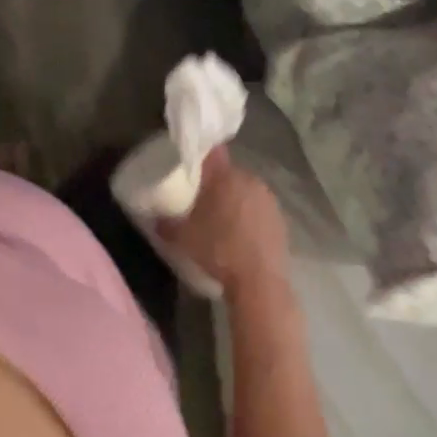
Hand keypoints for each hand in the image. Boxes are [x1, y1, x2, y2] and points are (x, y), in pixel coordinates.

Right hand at [157, 146, 289, 292]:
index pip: (212, 154)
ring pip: (245, 191)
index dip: (200, 160)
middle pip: (228, 174)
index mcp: (225, 177)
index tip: (190, 171)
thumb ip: (165, 223)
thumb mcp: (182, 238)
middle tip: (201, 202)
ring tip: (221, 221)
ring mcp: (268, 199)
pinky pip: (258, 209)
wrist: (259, 282)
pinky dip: (249, 216)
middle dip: (216, 184)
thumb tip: (155, 219)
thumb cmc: (218, 251)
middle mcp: (249, 180)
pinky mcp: (280, 218)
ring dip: (234, 200)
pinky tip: (240, 236)